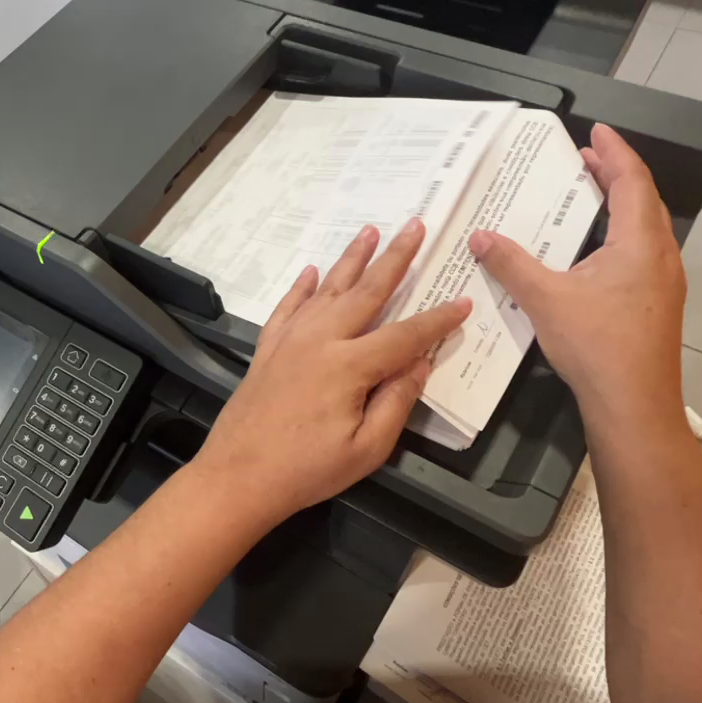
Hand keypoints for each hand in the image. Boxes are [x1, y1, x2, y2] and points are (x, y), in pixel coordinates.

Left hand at [187, 220, 472, 528]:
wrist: (238, 476)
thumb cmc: (306, 470)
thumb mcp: (367, 448)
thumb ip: (397, 401)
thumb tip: (421, 362)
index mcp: (349, 366)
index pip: (406, 335)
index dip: (437, 320)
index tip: (463, 302)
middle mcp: (319, 340)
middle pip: (366, 292)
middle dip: (395, 258)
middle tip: (415, 225)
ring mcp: (289, 341)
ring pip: (326, 289)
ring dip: (350, 259)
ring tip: (369, 231)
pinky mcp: (267, 349)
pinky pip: (287, 307)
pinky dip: (301, 287)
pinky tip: (311, 271)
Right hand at [467, 124, 684, 429]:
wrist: (633, 401)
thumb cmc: (595, 343)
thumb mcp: (545, 299)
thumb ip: (511, 264)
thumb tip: (480, 236)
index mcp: (640, 243)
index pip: (632, 181)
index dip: (615, 152)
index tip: (596, 131)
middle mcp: (660, 255)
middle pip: (644, 200)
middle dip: (616, 175)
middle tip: (586, 160)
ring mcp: (663, 281)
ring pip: (645, 228)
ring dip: (620, 205)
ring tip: (589, 196)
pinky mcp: (656, 303)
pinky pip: (640, 251)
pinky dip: (619, 233)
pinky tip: (594, 250)